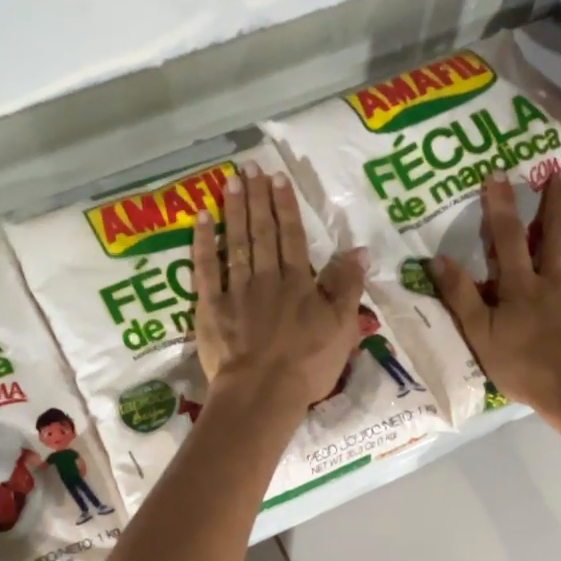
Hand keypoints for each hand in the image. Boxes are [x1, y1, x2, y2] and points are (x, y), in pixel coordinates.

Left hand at [192, 162, 367, 413]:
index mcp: (299, 283)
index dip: (285, 206)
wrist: (262, 392)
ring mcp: (237, 292)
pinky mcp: (211, 309)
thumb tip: (359, 251)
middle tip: (250, 168)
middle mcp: (267, 279)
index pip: (292, 237)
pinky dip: (203, 243)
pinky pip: (206, 270)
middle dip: (256, 199)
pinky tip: (201, 219)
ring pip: (236, 243)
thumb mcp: (342, 328)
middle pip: (262, 233)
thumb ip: (348, 288)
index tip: (278, 179)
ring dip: (233, 211)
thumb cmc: (307, 366)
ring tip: (230, 181)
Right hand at [430, 171, 560, 432]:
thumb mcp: (480, 336)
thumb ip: (461, 298)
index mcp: (520, 287)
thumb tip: (439, 260)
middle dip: (556, 201)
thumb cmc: (522, 368)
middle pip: (555, 235)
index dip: (500, 206)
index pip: (506, 239)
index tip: (498, 175)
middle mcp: (555, 281)